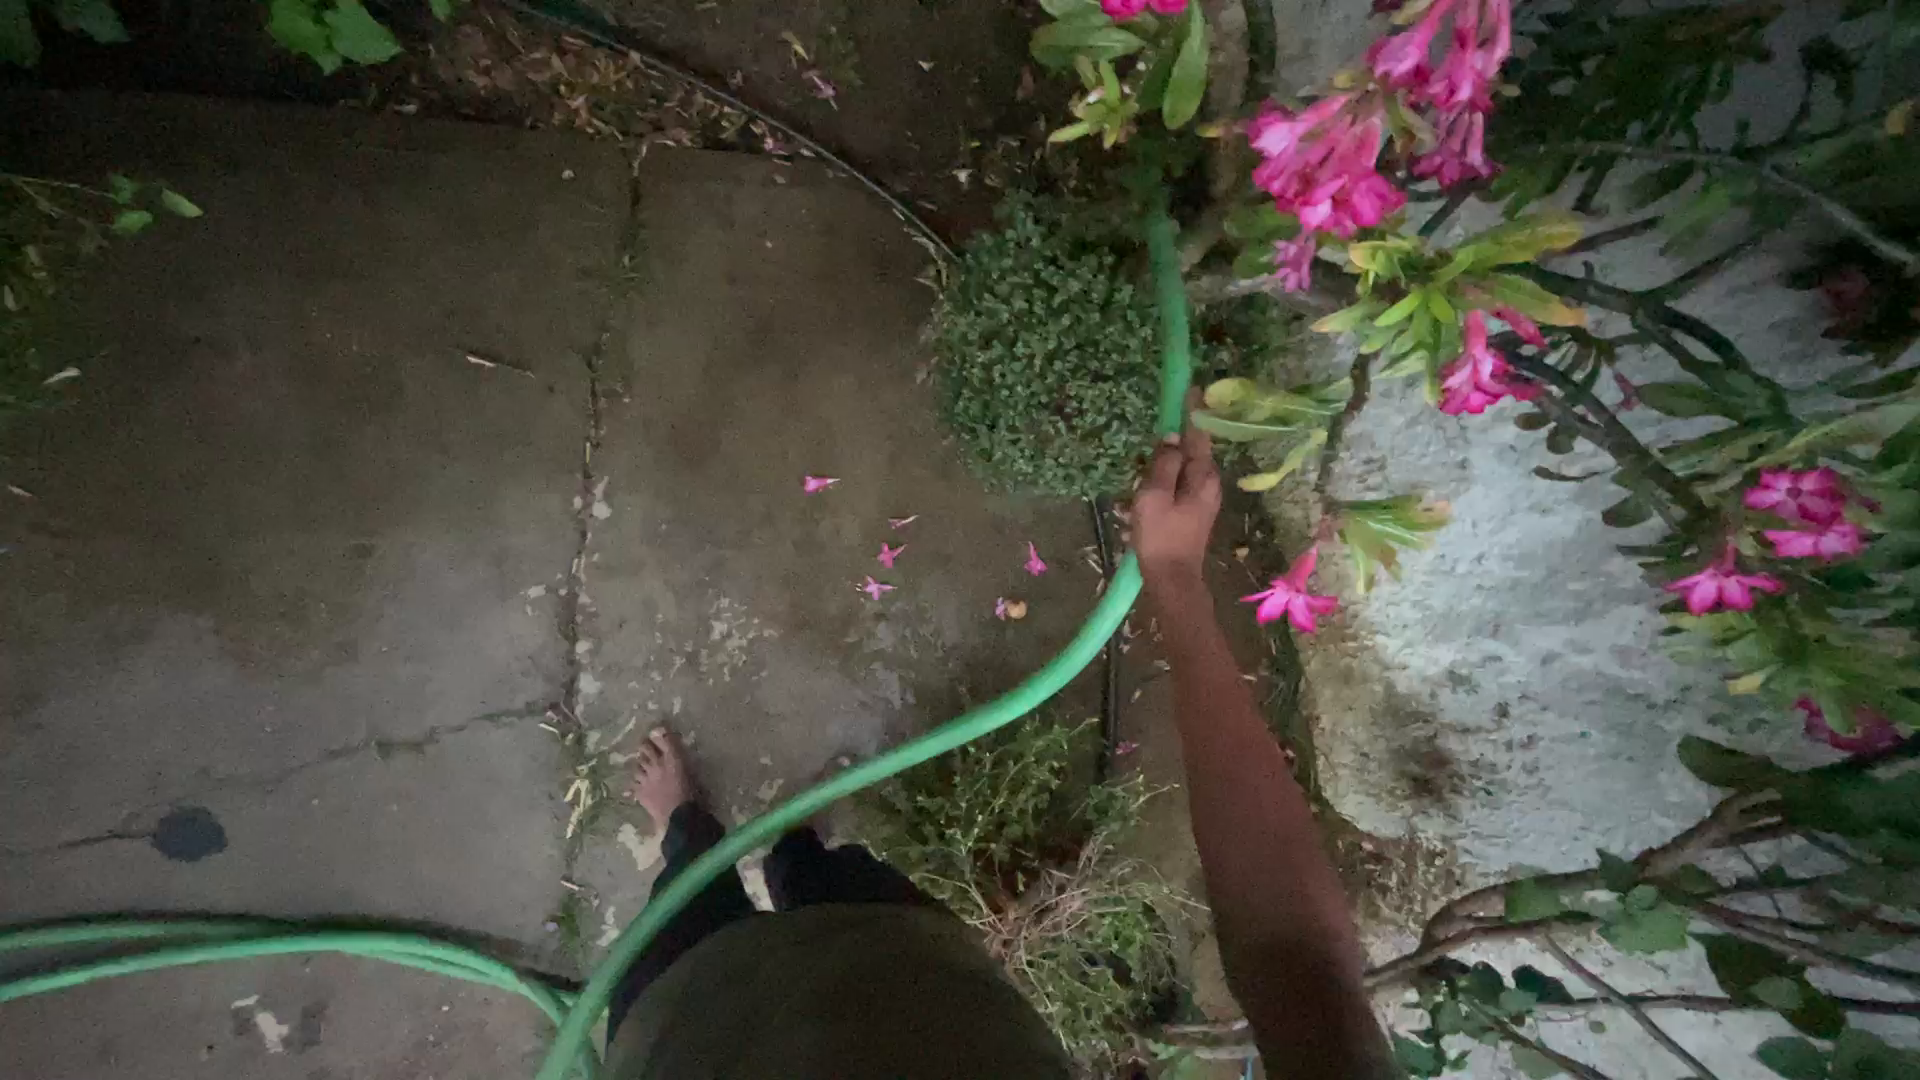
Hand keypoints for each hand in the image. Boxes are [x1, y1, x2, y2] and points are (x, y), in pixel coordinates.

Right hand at [1131, 423, 1220, 590]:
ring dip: (1157, 475)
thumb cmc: (1160, 537)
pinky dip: (1157, 491)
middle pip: (1187, 453)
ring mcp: (1201, 500)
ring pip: (1177, 473)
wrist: (1171, 580)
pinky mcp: (1191, 513)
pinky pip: (1173, 489)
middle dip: (1165, 452)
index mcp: (1203, 476)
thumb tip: (1171, 437)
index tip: (1191, 387)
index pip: (1198, 434)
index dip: (1192, 411)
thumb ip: (1163, 463)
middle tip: (1143, 466)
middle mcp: (1208, 484)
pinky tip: (1138, 509)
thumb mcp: (1154, 496)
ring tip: (1135, 498)